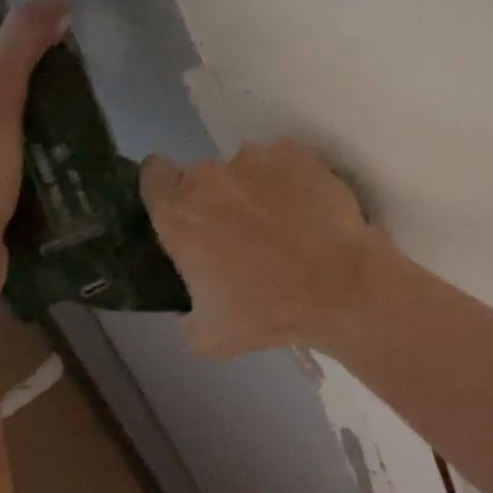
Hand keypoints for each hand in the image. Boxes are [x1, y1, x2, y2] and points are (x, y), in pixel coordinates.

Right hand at [140, 138, 395, 357]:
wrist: (340, 288)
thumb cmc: (267, 314)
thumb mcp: (207, 338)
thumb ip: (185, 315)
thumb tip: (188, 306)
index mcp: (178, 216)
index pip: (152, 177)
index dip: (163, 192)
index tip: (181, 215)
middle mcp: (208, 177)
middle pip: (199, 178)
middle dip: (212, 202)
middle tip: (236, 238)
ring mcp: (255, 159)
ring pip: (242, 170)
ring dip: (251, 192)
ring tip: (281, 228)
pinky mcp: (296, 154)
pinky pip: (282, 165)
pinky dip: (289, 184)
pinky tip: (306, 215)